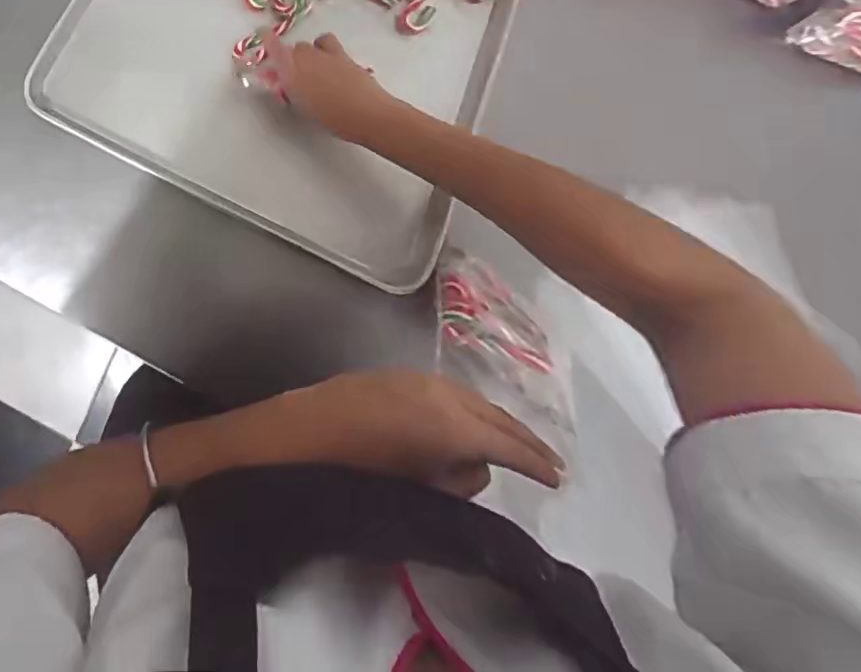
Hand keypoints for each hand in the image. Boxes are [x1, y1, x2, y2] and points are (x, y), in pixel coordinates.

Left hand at [223, 368, 564, 496]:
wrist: (302, 431)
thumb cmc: (359, 470)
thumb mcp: (422, 487)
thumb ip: (461, 477)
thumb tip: (475, 465)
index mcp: (453, 424)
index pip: (507, 444)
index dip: (535, 463)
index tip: (558, 479)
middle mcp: (442, 391)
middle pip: (494, 415)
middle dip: (523, 439)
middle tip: (549, 461)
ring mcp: (417, 377)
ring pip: (471, 398)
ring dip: (494, 420)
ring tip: (512, 443)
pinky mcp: (397, 373)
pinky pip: (447, 390)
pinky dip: (466, 407)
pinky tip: (466, 421)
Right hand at [274, 33, 400, 143]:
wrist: (366, 113)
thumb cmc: (331, 118)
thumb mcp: (303, 107)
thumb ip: (290, 91)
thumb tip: (282, 81)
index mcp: (291, 71)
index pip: (273, 46)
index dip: (266, 39)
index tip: (262, 34)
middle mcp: (306, 57)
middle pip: (292, 49)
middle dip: (289, 59)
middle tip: (293, 78)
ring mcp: (325, 53)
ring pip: (309, 45)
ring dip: (307, 53)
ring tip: (313, 69)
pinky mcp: (342, 54)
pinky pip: (326, 43)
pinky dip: (323, 48)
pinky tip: (329, 62)